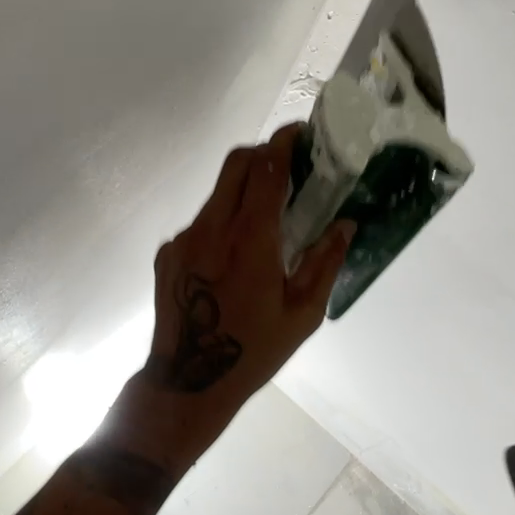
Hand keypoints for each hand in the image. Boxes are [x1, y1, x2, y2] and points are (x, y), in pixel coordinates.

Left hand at [120, 124, 352, 467]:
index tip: (302, 134)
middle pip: (236, 165)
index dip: (285, 142)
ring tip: (266, 223)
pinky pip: (201, 223)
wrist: (188, 380)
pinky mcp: (168, 253)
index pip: (266, 169)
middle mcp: (212, 229)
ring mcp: (184, 239)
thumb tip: (346, 224)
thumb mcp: (304, 313)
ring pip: (217, 194)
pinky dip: (223, 224)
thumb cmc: (254, 350)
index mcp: (250, 240)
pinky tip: (234, 259)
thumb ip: (326, 261)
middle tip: (289, 170)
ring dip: (244, 193)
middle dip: (264, 155)